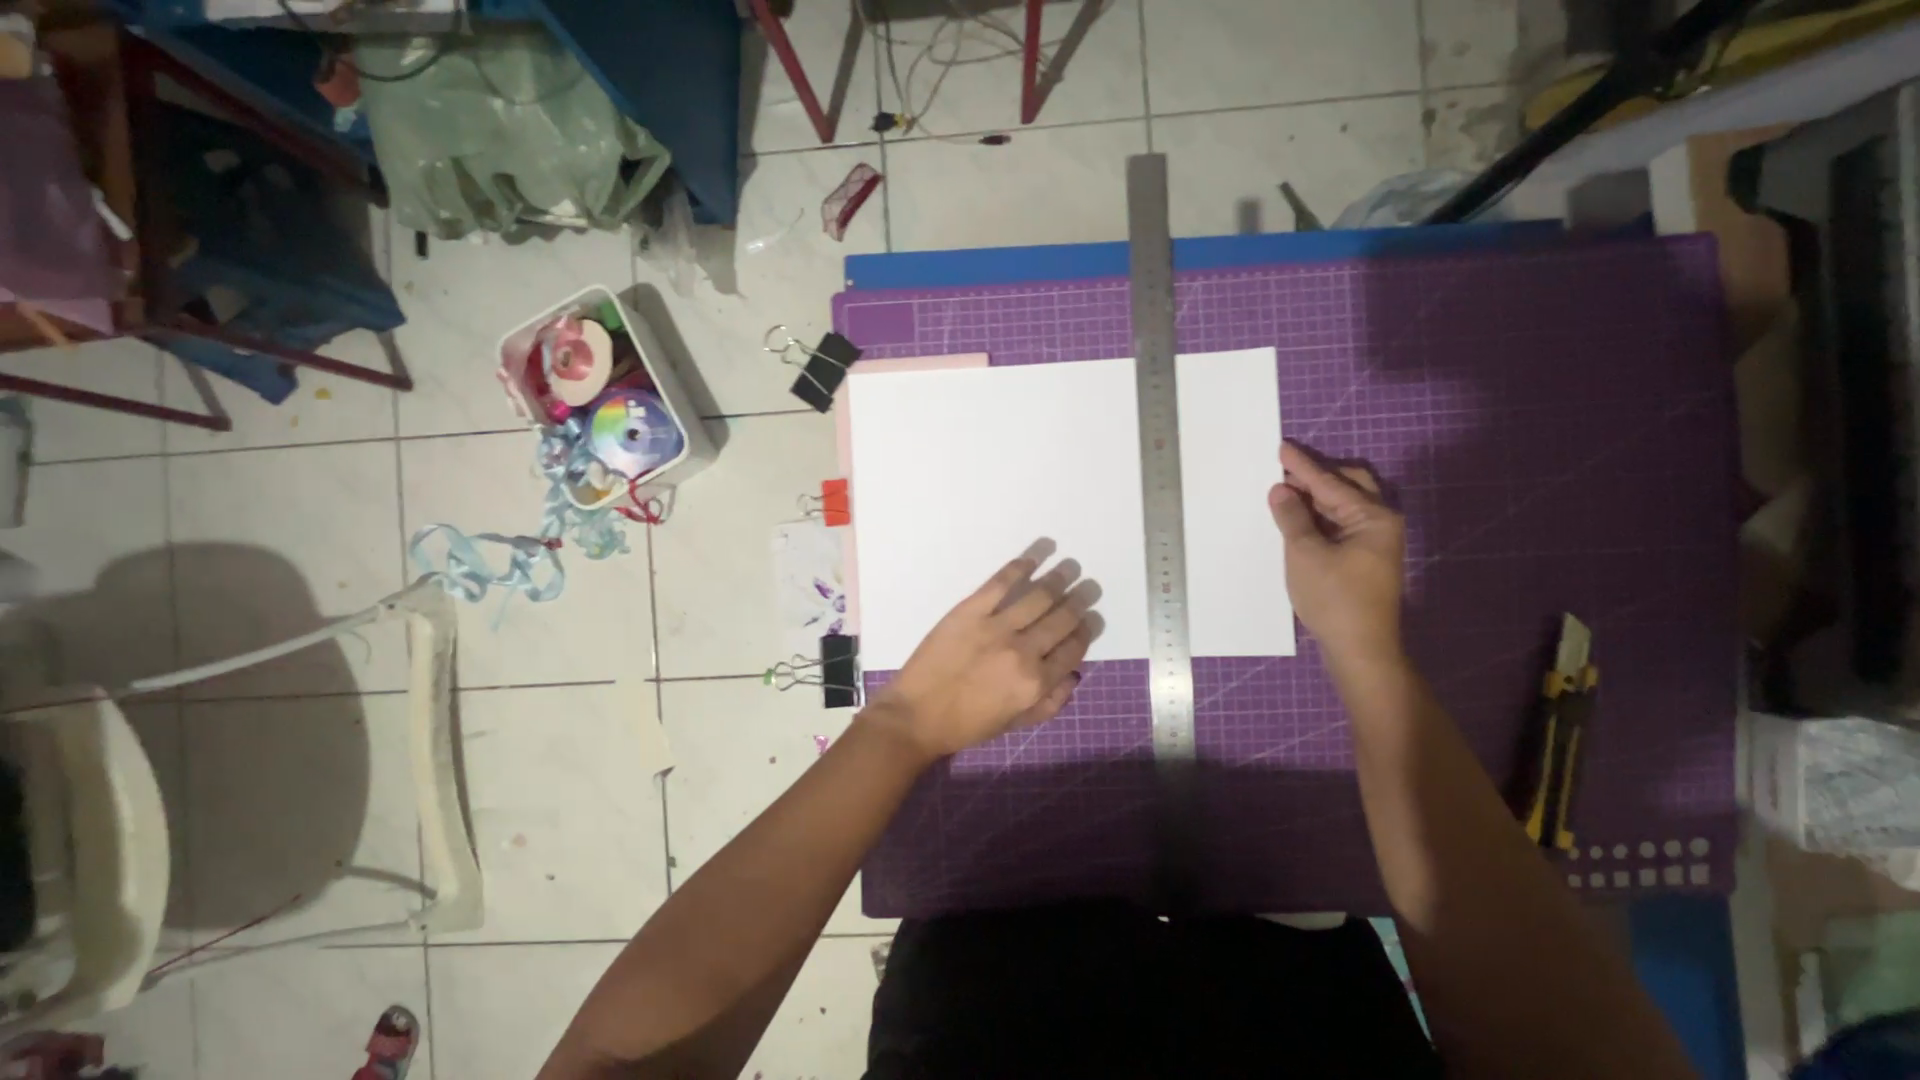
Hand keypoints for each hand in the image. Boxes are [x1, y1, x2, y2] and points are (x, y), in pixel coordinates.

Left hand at [866, 555, 1095, 760]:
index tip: (1090, 617)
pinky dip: (1022, 566)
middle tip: (1089, 587)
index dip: (1087, 630)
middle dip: (1081, 600)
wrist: (917, 716)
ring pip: (1039, 595)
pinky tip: (1035, 556)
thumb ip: (1050, 703)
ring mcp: (996, 628)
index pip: (1074, 647)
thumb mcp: (1016, 724)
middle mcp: (1023, 652)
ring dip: (1060, 578)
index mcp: (1036, 682)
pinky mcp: (969, 611)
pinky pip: (1001, 583)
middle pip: (1062, 617)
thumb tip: (1074, 675)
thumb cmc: (967, 724)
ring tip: (1070, 567)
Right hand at [1268, 441, 1405, 668]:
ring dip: (1315, 498)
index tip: (1281, 447)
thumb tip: (1281, 490)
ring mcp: (1376, 542)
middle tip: (1283, 473)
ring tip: (1285, 492)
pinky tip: (1298, 519)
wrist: (1360, 648)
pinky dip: (1320, 518)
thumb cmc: (1334, 598)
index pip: (1330, 483)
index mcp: (1373, 517)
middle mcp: (1381, 523)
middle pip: (1347, 487)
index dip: (1302, 466)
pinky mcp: (1365, 559)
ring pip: (1343, 506)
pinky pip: (1341, 525)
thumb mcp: (1305, 554)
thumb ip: (1292, 517)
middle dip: (1315, 478)